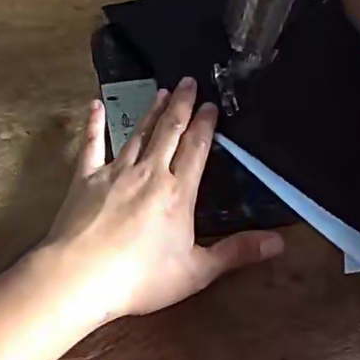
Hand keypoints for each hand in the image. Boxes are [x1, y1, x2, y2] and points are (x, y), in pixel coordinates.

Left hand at [30, 78, 283, 327]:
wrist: (80, 277)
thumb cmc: (140, 278)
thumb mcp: (196, 271)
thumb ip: (236, 253)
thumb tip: (279, 243)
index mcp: (178, 192)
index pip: (196, 149)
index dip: (205, 125)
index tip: (211, 105)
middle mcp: (148, 173)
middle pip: (169, 132)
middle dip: (181, 106)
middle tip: (188, 82)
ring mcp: (114, 173)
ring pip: (137, 134)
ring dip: (150, 112)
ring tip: (161, 92)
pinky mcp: (84, 180)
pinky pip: (92, 145)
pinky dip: (95, 124)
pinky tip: (95, 106)